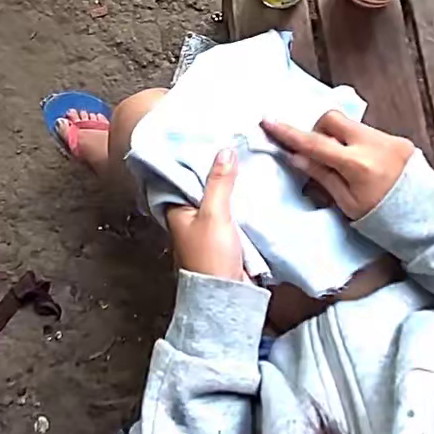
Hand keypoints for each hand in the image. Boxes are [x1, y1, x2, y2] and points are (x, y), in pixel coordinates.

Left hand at [165, 147, 246, 280]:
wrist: (227, 297)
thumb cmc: (211, 257)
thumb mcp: (215, 214)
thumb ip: (219, 183)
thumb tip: (225, 150)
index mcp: (177, 209)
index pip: (184, 174)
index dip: (198, 157)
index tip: (214, 137)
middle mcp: (190, 216)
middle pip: (205, 185)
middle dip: (220, 169)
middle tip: (238, 144)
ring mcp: (208, 227)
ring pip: (221, 198)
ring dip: (234, 186)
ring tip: (250, 159)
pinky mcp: (227, 237)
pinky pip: (234, 212)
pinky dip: (243, 202)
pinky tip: (256, 188)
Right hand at [261, 111, 415, 219]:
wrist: (429, 220)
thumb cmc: (384, 220)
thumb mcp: (347, 204)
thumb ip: (322, 175)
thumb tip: (296, 156)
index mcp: (358, 165)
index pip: (315, 143)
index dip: (289, 133)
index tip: (269, 121)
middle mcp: (373, 144)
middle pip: (332, 118)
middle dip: (318, 130)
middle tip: (317, 153)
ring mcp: (388, 138)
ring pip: (350, 125)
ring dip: (338, 137)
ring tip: (343, 164)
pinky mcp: (398, 139)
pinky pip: (366, 133)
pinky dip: (356, 144)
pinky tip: (362, 165)